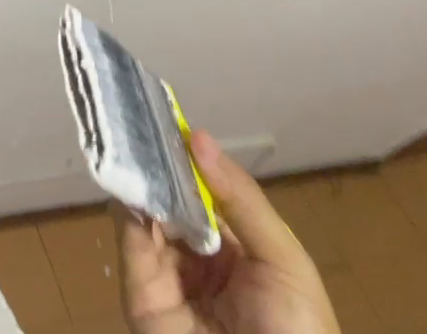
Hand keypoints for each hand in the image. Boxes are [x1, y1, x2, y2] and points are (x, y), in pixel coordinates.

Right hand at [117, 131, 340, 333]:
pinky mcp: (140, 295)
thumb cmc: (298, 332)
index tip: (167, 115)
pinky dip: (129, 215)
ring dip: (139, 184)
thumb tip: (197, 136)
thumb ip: (240, 199)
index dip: (188, 158)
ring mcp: (167, 275)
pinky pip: (131, 247)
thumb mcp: (285, 262)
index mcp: (238, 248)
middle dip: (157, 166)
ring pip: (145, 217)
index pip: (204, 192)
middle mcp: (199, 257)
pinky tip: (134, 191)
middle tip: (137, 123)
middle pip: (170, 200)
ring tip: (132, 149)